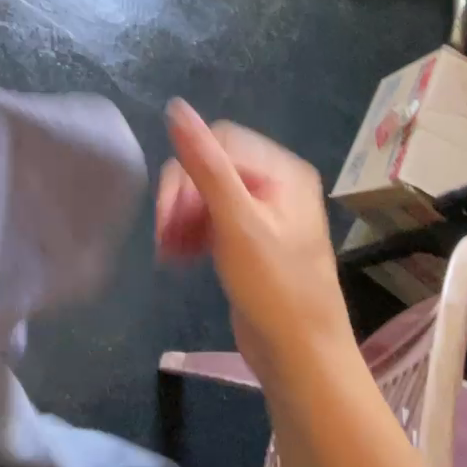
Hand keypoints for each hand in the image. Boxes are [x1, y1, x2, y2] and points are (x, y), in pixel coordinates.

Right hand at [156, 99, 356, 375]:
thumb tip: (175, 107)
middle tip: (165, 236)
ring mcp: (261, 211)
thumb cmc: (275, 289)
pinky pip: (208, 217)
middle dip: (181, 200)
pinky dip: (189, 232)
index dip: (187, 172)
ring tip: (169, 252)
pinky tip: (177, 256)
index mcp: (282, 171)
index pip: (216, 143)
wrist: (302, 360)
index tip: (169, 212)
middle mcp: (274, 183)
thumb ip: (205, 163)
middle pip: (207, 167)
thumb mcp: (236, 222)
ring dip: (180, 218)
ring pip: (202, 193)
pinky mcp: (247, 238)